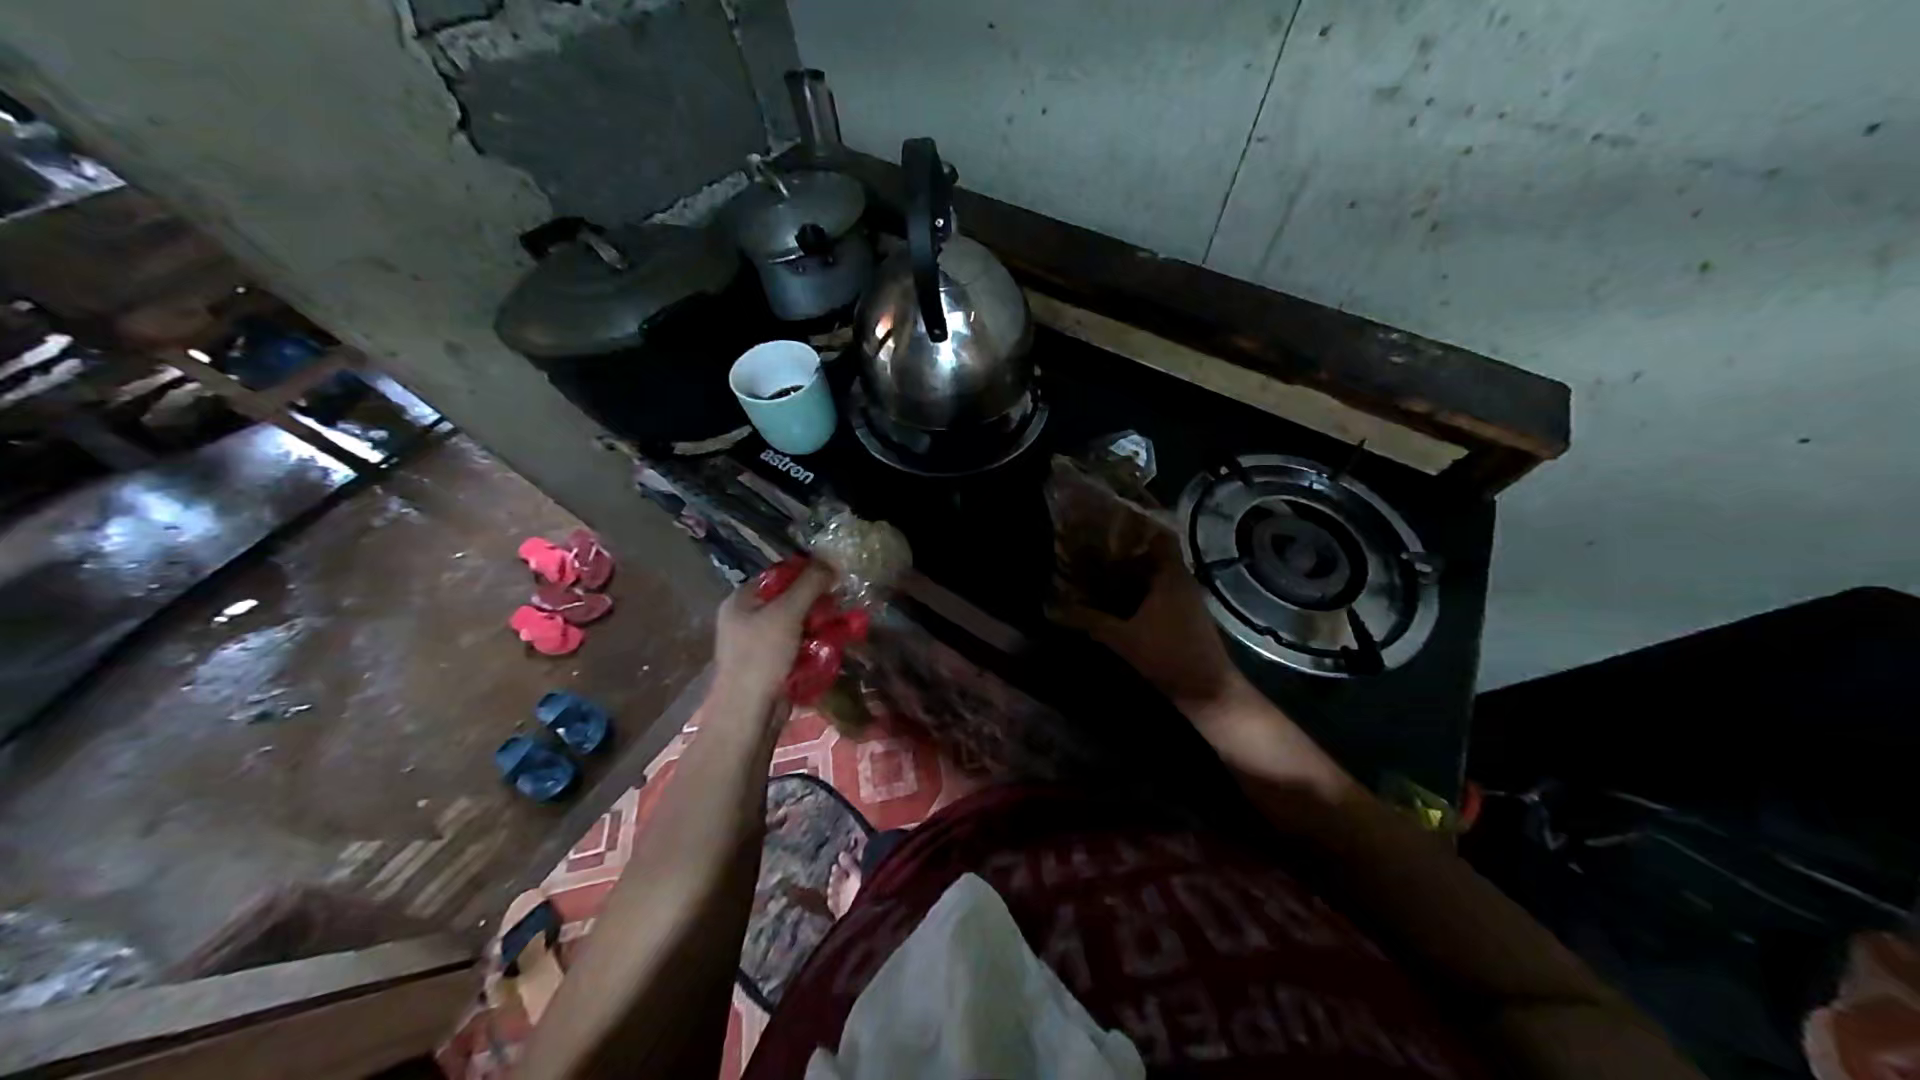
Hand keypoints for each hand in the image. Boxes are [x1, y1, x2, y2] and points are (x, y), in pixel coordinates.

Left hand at [713, 560, 832, 715]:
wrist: (748, 714)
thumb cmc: (761, 657)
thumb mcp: (786, 613)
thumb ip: (809, 585)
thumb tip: (830, 562)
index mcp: (741, 600)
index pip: (778, 575)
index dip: (806, 573)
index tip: (834, 578)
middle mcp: (747, 618)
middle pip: (790, 600)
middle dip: (818, 603)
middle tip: (842, 605)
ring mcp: (759, 644)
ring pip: (797, 625)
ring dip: (820, 626)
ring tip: (844, 627)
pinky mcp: (772, 666)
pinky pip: (799, 647)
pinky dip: (815, 646)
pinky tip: (833, 648)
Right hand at [1064, 530, 1249, 713]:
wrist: (1207, 690)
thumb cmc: (1167, 654)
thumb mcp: (1121, 638)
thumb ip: (1089, 619)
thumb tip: (1054, 607)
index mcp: (1171, 575)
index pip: (1158, 535)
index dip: (1134, 527)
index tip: (1107, 526)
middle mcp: (1183, 580)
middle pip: (1155, 555)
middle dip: (1126, 552)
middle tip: (1094, 550)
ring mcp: (1188, 599)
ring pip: (1158, 575)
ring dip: (1134, 574)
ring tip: (1101, 572)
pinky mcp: (1187, 616)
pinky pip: (1162, 592)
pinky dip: (1143, 592)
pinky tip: (1120, 600)